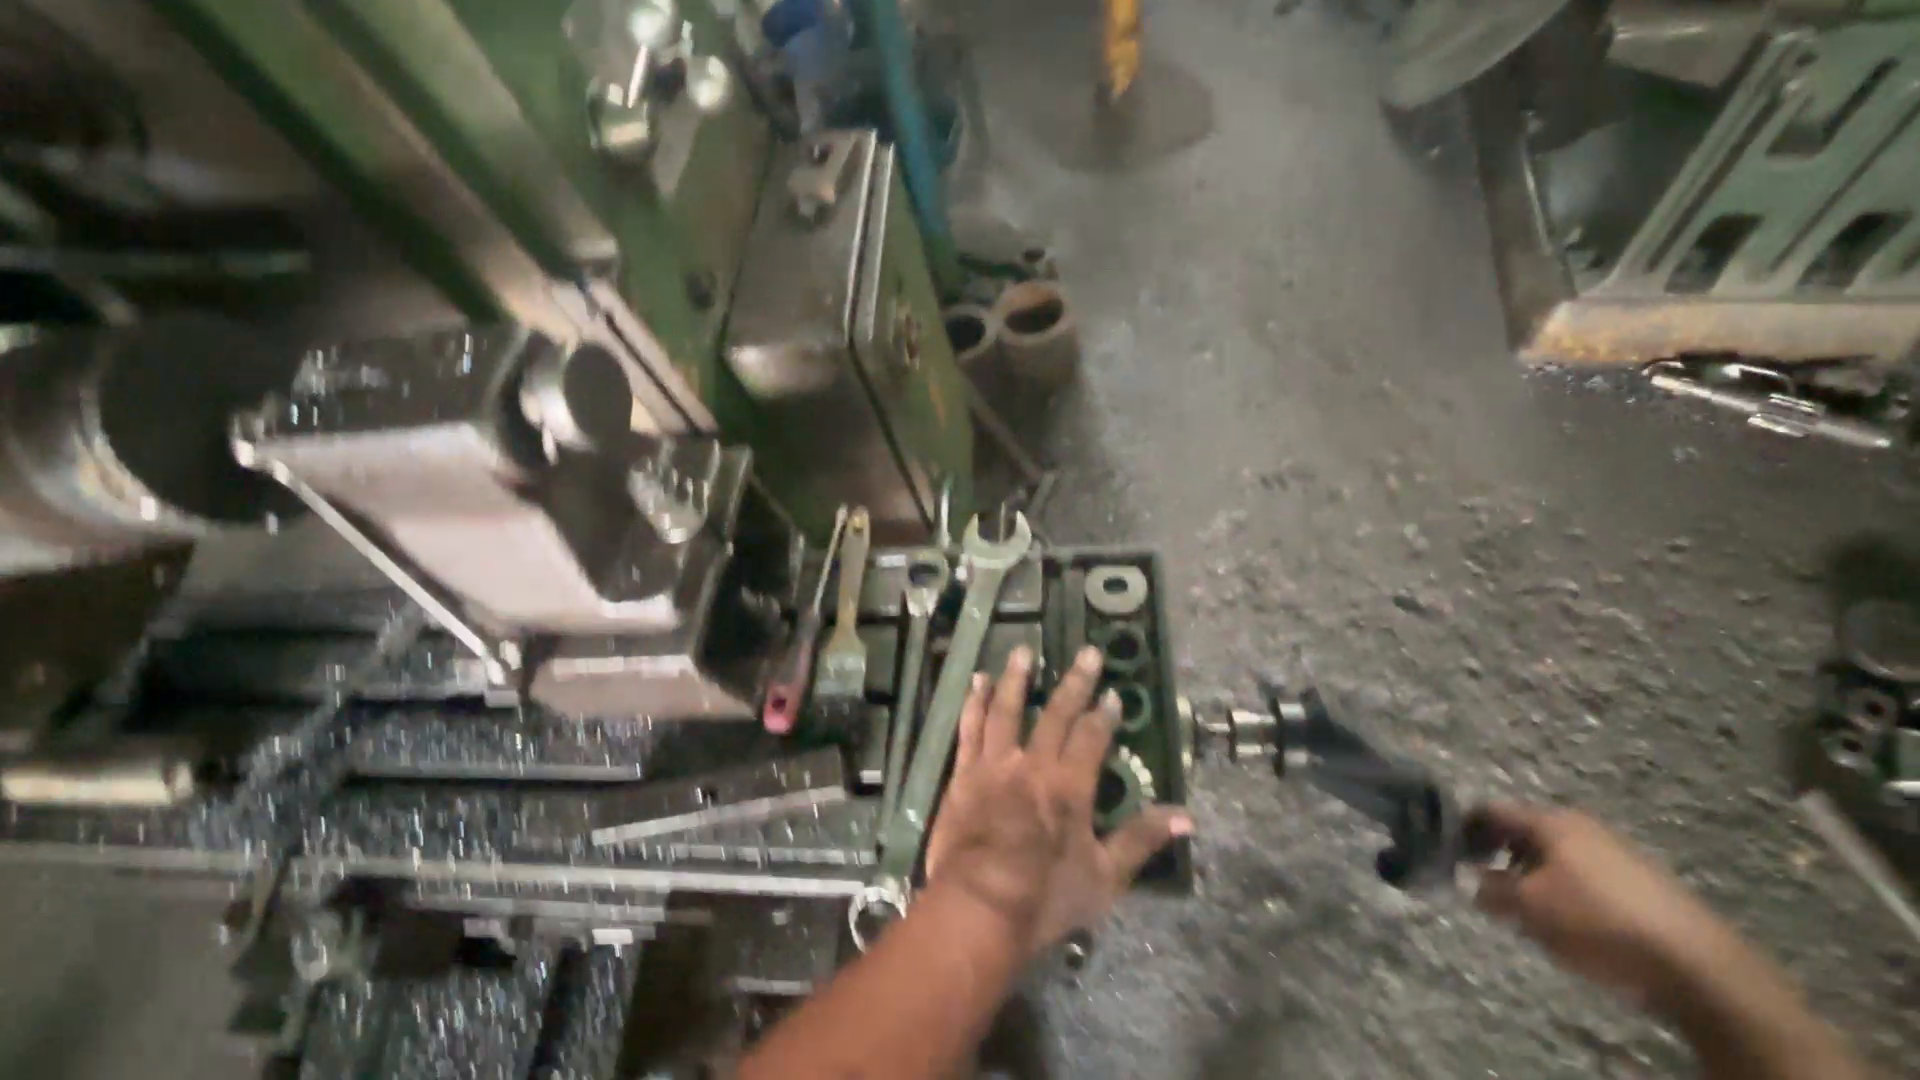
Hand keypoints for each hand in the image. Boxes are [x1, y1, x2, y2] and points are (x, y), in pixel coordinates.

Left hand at [924, 645, 1191, 955]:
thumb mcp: (1104, 878)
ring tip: (1023, 651)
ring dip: (1016, 679)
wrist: (977, 909)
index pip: (1091, 737)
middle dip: (1074, 682)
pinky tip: (978, 682)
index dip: (1104, 714)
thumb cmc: (1044, 897)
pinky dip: (975, 703)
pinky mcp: (962, 776)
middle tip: (1086, 652)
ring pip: (1006, 710)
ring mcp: (994, 766)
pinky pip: (969, 729)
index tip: (1113, 694)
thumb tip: (1185, 816)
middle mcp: (1033, 765)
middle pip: (1055, 713)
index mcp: (1069, 787)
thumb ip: (1141, 840)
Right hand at [1471, 804, 1738, 1005]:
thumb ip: (1491, 889)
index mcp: (1550, 821)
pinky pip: (1582, 875)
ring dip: (1530, 874)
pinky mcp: (1638, 882)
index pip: (1492, 810)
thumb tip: (1472, 880)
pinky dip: (1562, 889)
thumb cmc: (1596, 921)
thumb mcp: (1528, 907)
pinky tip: (1564, 920)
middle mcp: (1581, 826)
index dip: (1463, 827)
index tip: (1447, 852)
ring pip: (1554, 855)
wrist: (1693, 962)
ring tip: (1520, 907)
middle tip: (1480, 882)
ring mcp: (1614, 852)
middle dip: (1497, 853)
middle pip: (1523, 831)